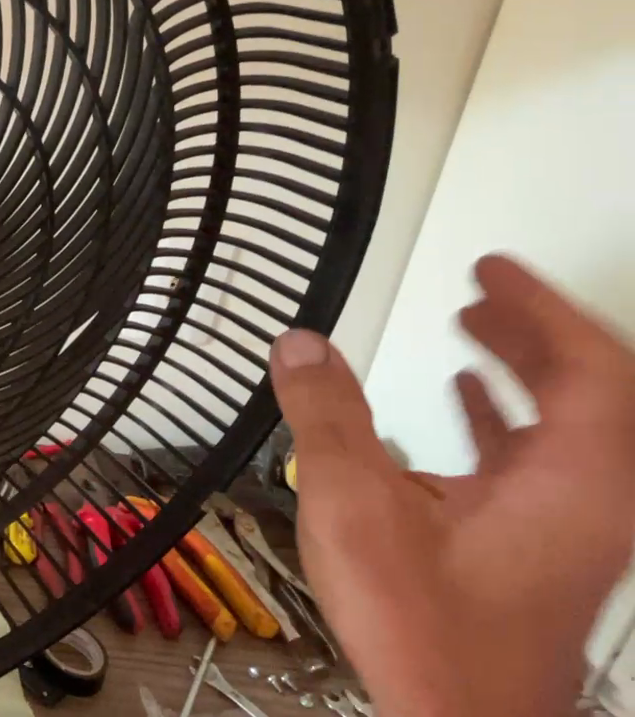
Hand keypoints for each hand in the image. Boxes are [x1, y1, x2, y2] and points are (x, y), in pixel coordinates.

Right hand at [273, 255, 634, 716]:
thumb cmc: (426, 626)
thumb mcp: (358, 505)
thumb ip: (328, 417)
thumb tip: (303, 347)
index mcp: (576, 487)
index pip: (593, 374)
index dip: (544, 310)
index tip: (496, 270)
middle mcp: (590, 503)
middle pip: (592, 395)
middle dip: (535, 332)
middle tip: (482, 289)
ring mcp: (566, 526)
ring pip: (568, 426)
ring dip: (522, 369)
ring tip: (473, 327)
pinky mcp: (534, 544)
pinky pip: (537, 459)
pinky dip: (502, 415)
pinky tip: (462, 398)